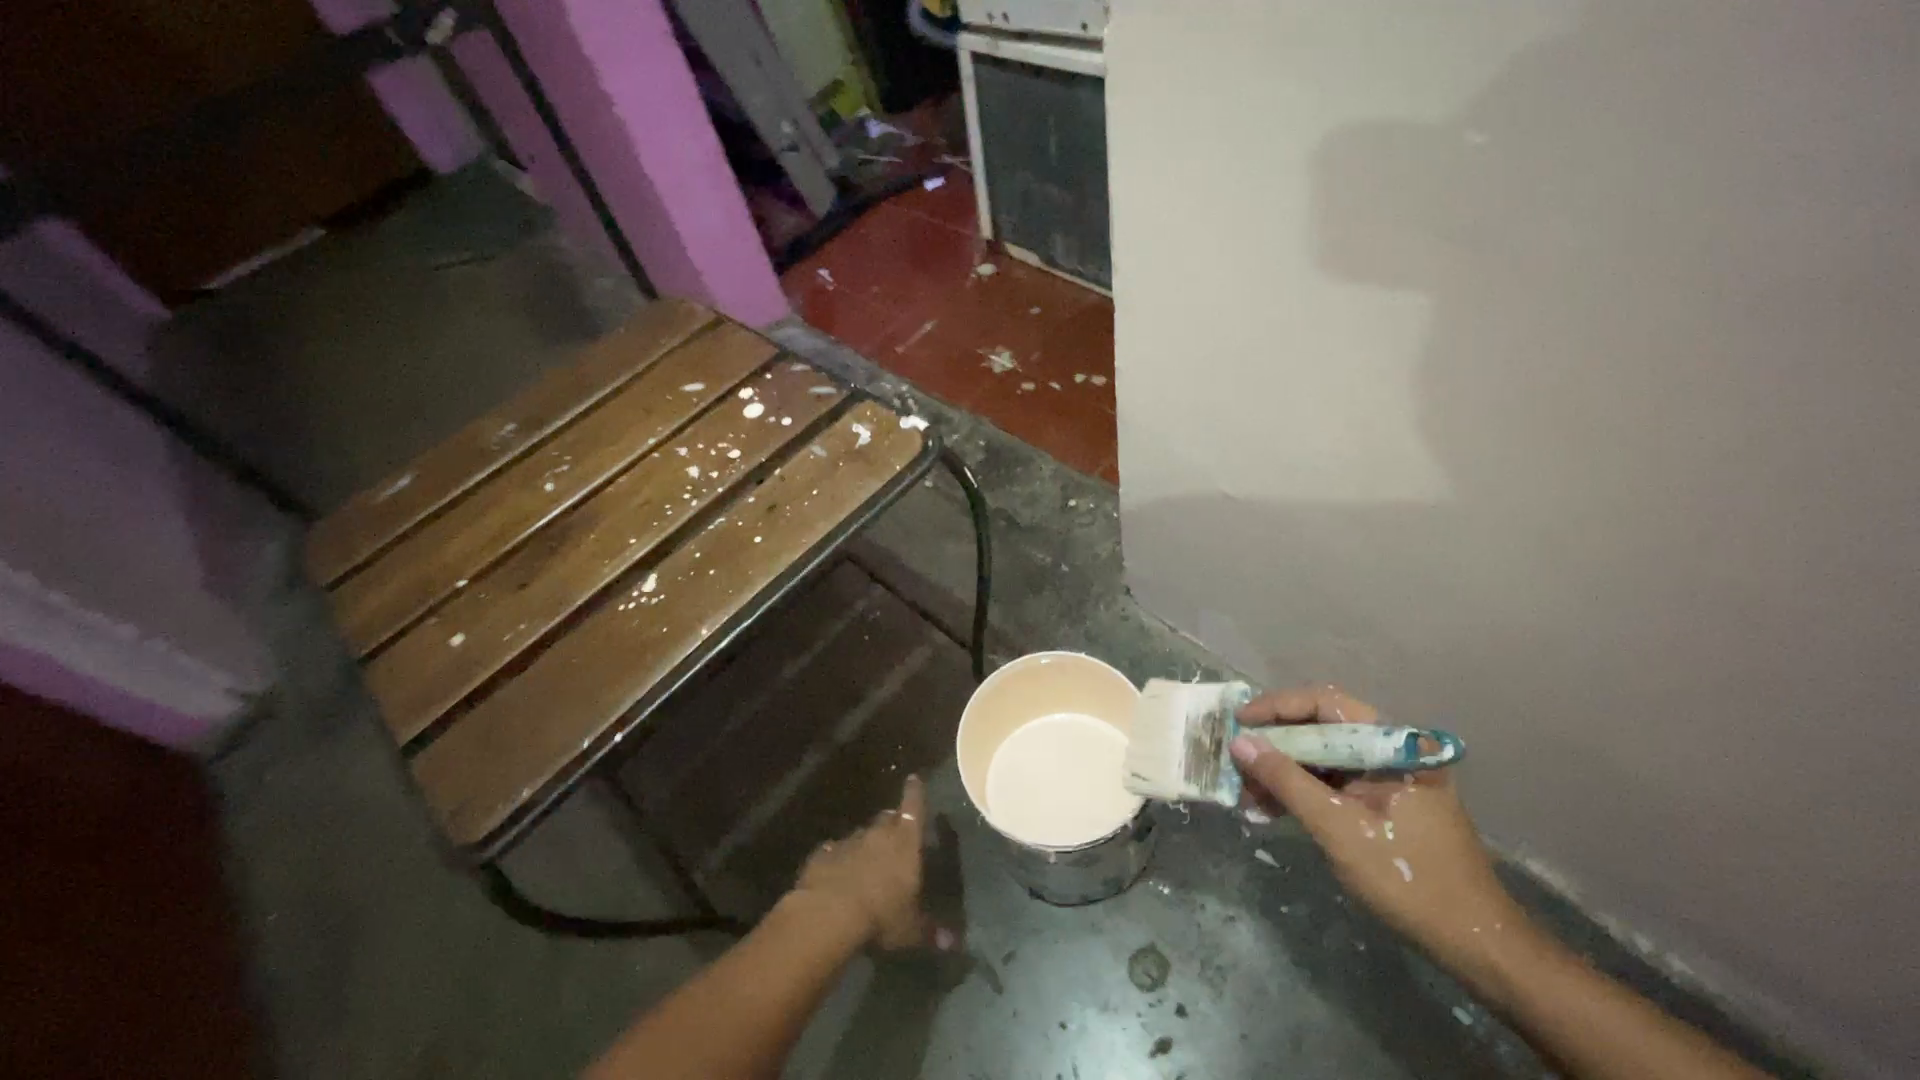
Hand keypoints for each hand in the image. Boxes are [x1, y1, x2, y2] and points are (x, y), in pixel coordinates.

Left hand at [790, 775, 936, 950]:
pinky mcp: (821, 856)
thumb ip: (931, 931)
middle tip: (895, 832)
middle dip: (892, 823)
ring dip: (865, 844)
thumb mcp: (911, 929)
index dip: (915, 794)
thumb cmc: (881, 915)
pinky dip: (837, 858)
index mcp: (905, 843)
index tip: (914, 779)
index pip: (913, 808)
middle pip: (886, 819)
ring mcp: (846, 842)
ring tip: (866, 860)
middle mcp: (877, 835)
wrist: (828, 913)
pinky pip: (833, 852)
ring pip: (860, 835)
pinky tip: (837, 873)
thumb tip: (953, 944)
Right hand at [1231, 686, 1523, 962]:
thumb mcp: (1339, 828)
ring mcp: (1389, 778)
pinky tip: (1271, 808)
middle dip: (1275, 743)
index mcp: (1393, 745)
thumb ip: (1287, 781)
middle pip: (1322, 728)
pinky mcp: (1384, 804)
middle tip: (1235, 761)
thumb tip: (1240, 742)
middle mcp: (1392, 751)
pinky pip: (1334, 783)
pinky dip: (1302, 792)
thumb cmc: (1409, 879)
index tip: (1239, 722)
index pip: (1326, 703)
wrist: (1472, 938)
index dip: (1277, 707)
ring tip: (1246, 793)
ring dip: (1283, 771)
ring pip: (1324, 758)